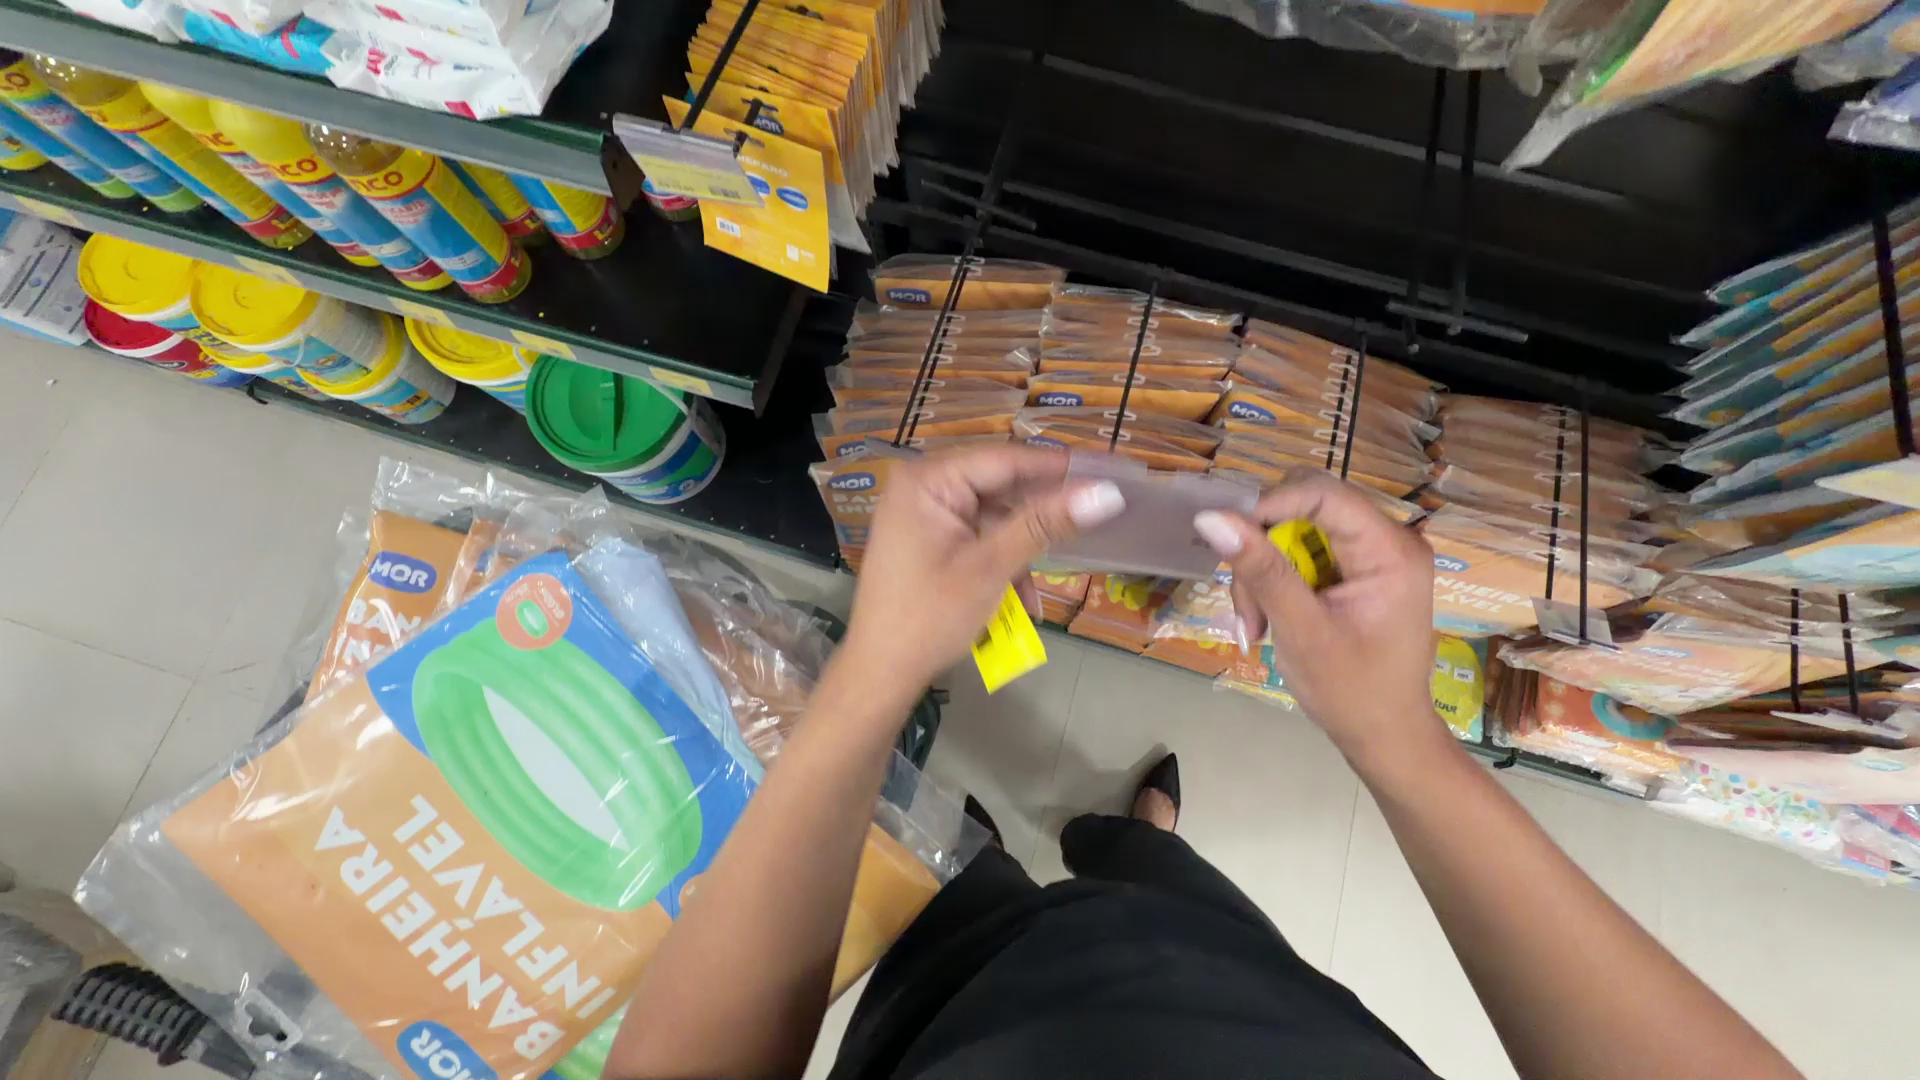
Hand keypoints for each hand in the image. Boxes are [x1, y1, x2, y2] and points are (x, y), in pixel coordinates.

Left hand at [843, 446, 1124, 687]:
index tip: (1105, 471)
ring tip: (1051, 576)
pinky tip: (1021, 597)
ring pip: (991, 516)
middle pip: (997, 486)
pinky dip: (1000, 562)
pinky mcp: (927, 541)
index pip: (1004, 458)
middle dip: (1039, 513)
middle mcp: (921, 487)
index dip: (1056, 466)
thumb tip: (1104, 493)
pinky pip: (976, 537)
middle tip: (1093, 516)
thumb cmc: (930, 617)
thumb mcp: (992, 567)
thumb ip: (1045, 524)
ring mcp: (922, 515)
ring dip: (1022, 548)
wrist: (881, 672)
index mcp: (927, 480)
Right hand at [1192, 474, 1445, 764]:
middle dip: (1263, 544)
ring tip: (1257, 622)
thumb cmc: (1351, 692)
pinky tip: (1269, 617)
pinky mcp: (1353, 568)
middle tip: (1249, 596)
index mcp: (1390, 550)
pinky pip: (1297, 550)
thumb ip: (1260, 571)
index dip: (1268, 506)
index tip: (1229, 541)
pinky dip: (1273, 579)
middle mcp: (1386, 539)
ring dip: (1262, 569)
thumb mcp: (1300, 632)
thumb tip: (1211, 518)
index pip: (1322, 494)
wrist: (1383, 735)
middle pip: (1304, 505)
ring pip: (1292, 528)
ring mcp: (1370, 553)